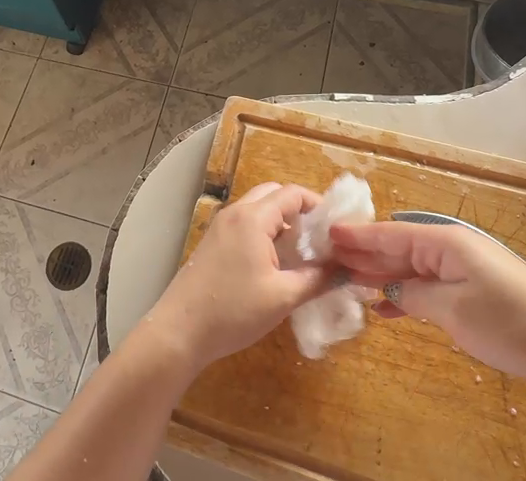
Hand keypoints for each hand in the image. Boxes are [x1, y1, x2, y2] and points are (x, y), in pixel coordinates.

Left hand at [140, 182, 332, 373]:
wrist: (180, 331)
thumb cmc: (234, 311)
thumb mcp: (283, 297)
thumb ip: (317, 279)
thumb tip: (345, 269)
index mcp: (252, 218)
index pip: (292, 193)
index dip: (318, 205)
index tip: (338, 228)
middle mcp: (235, 213)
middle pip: (274, 195)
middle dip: (300, 212)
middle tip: (321, 240)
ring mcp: (221, 227)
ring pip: (259, 211)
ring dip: (283, 224)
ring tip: (304, 255)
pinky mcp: (214, 243)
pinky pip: (246, 226)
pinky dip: (266, 235)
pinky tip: (278, 265)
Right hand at [330, 221, 525, 390]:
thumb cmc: (511, 324)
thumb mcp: (453, 311)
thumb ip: (412, 295)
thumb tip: (386, 289)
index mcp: (447, 242)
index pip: (391, 234)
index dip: (357, 236)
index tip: (326, 233)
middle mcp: (453, 248)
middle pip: (399, 247)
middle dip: (365, 253)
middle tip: (327, 257)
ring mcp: (465, 269)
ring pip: (412, 266)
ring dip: (382, 274)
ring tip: (347, 279)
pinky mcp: (474, 290)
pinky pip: (428, 283)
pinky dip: (405, 292)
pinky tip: (383, 306)